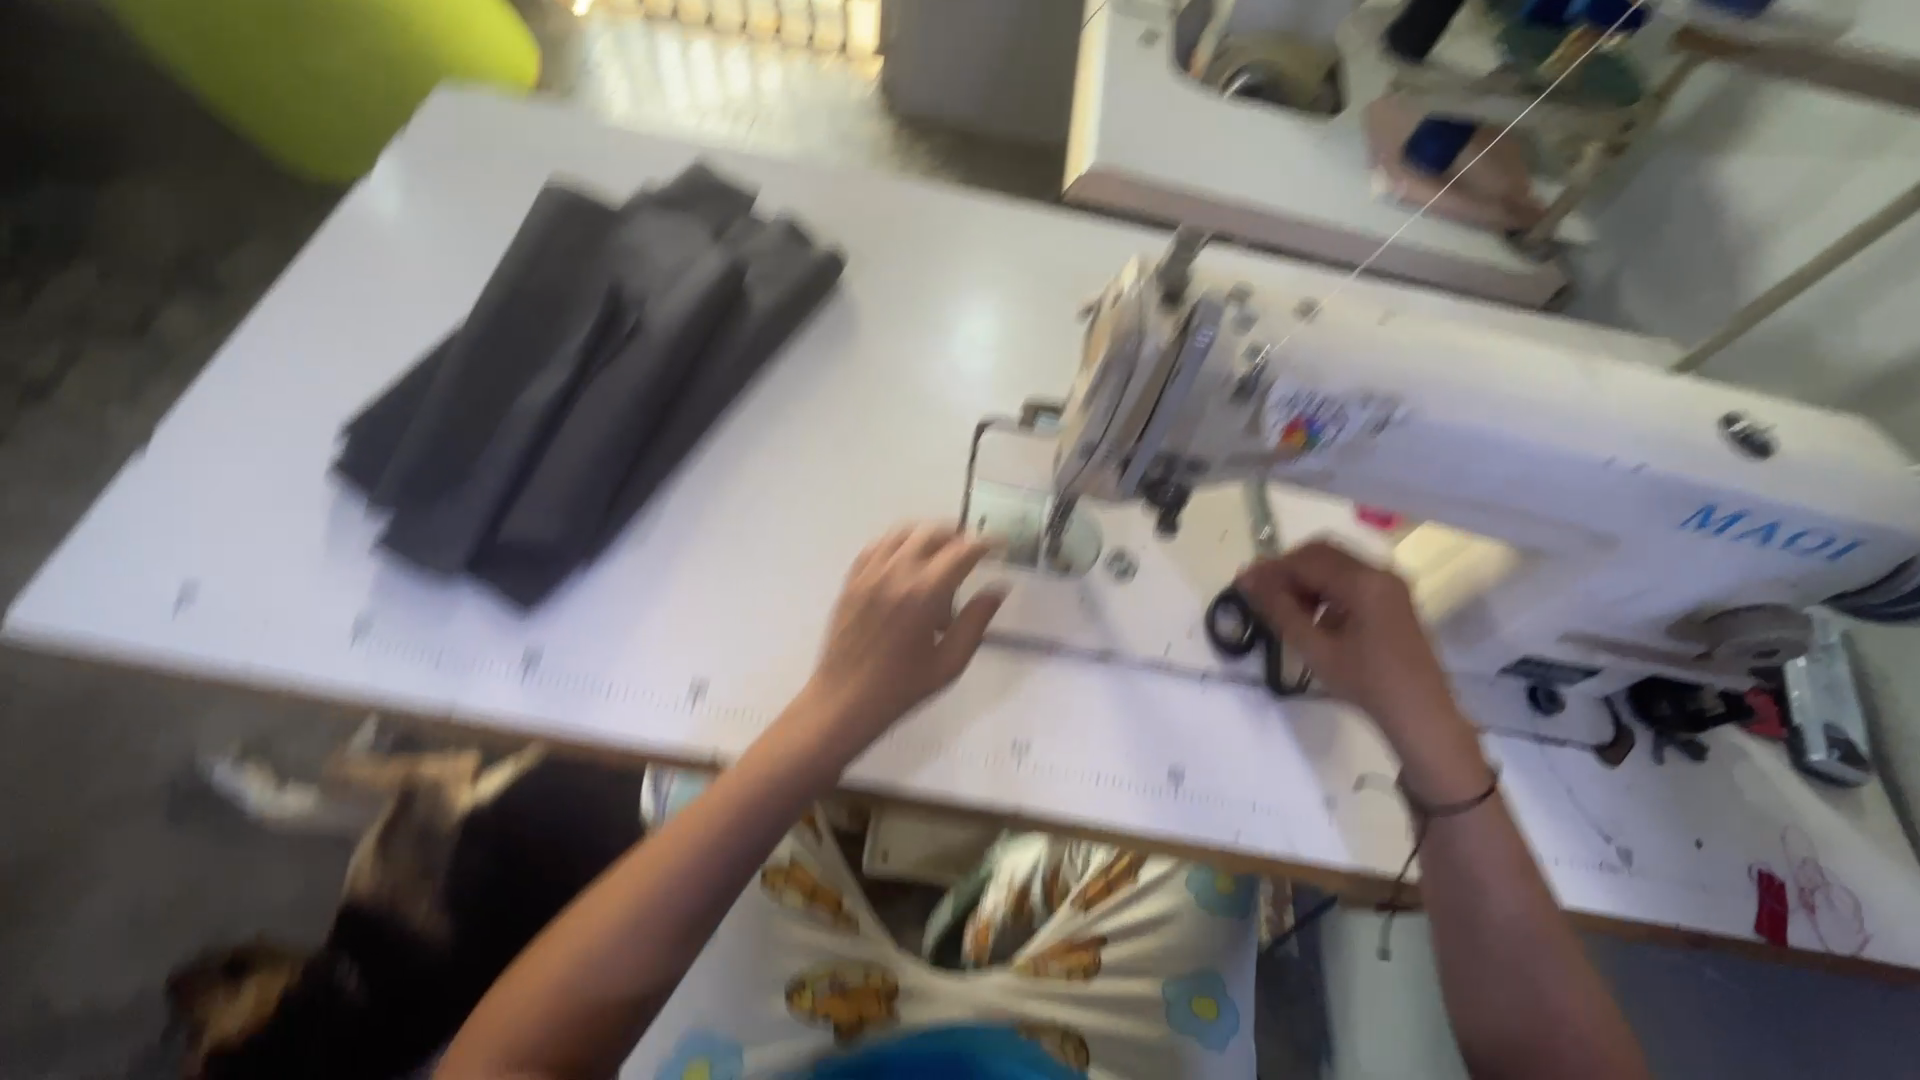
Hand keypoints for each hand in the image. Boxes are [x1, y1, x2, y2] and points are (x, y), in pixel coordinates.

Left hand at [802, 523, 1005, 748]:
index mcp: (923, 594)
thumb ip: (976, 622)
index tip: (1000, 546)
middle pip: (932, 533)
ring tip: (942, 556)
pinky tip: (906, 563)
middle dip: (958, 537)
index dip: (986, 543)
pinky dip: (898, 545)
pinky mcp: (851, 580)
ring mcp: (869, 574)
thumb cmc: (901, 688)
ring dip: (928, 536)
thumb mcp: (949, 663)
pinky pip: (876, 546)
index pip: (962, 551)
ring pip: (903, 533)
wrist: (843, 701)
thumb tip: (997, 590)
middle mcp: (895, 574)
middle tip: (972, 553)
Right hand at [1235, 541, 1461, 739]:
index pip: (1306, 560)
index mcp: (1364, 582)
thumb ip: (1279, 609)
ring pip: (1335, 563)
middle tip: (1262, 594)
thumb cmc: (1366, 683)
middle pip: (1322, 553)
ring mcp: (1389, 583)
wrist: (1420, 712)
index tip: (1243, 584)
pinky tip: (1313, 615)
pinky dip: (1325, 587)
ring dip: (1305, 578)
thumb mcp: (1315, 649)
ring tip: (1285, 608)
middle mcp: (1379, 572)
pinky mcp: (1392, 596)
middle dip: (1287, 569)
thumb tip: (1247, 579)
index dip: (1271, 569)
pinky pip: (1350, 577)